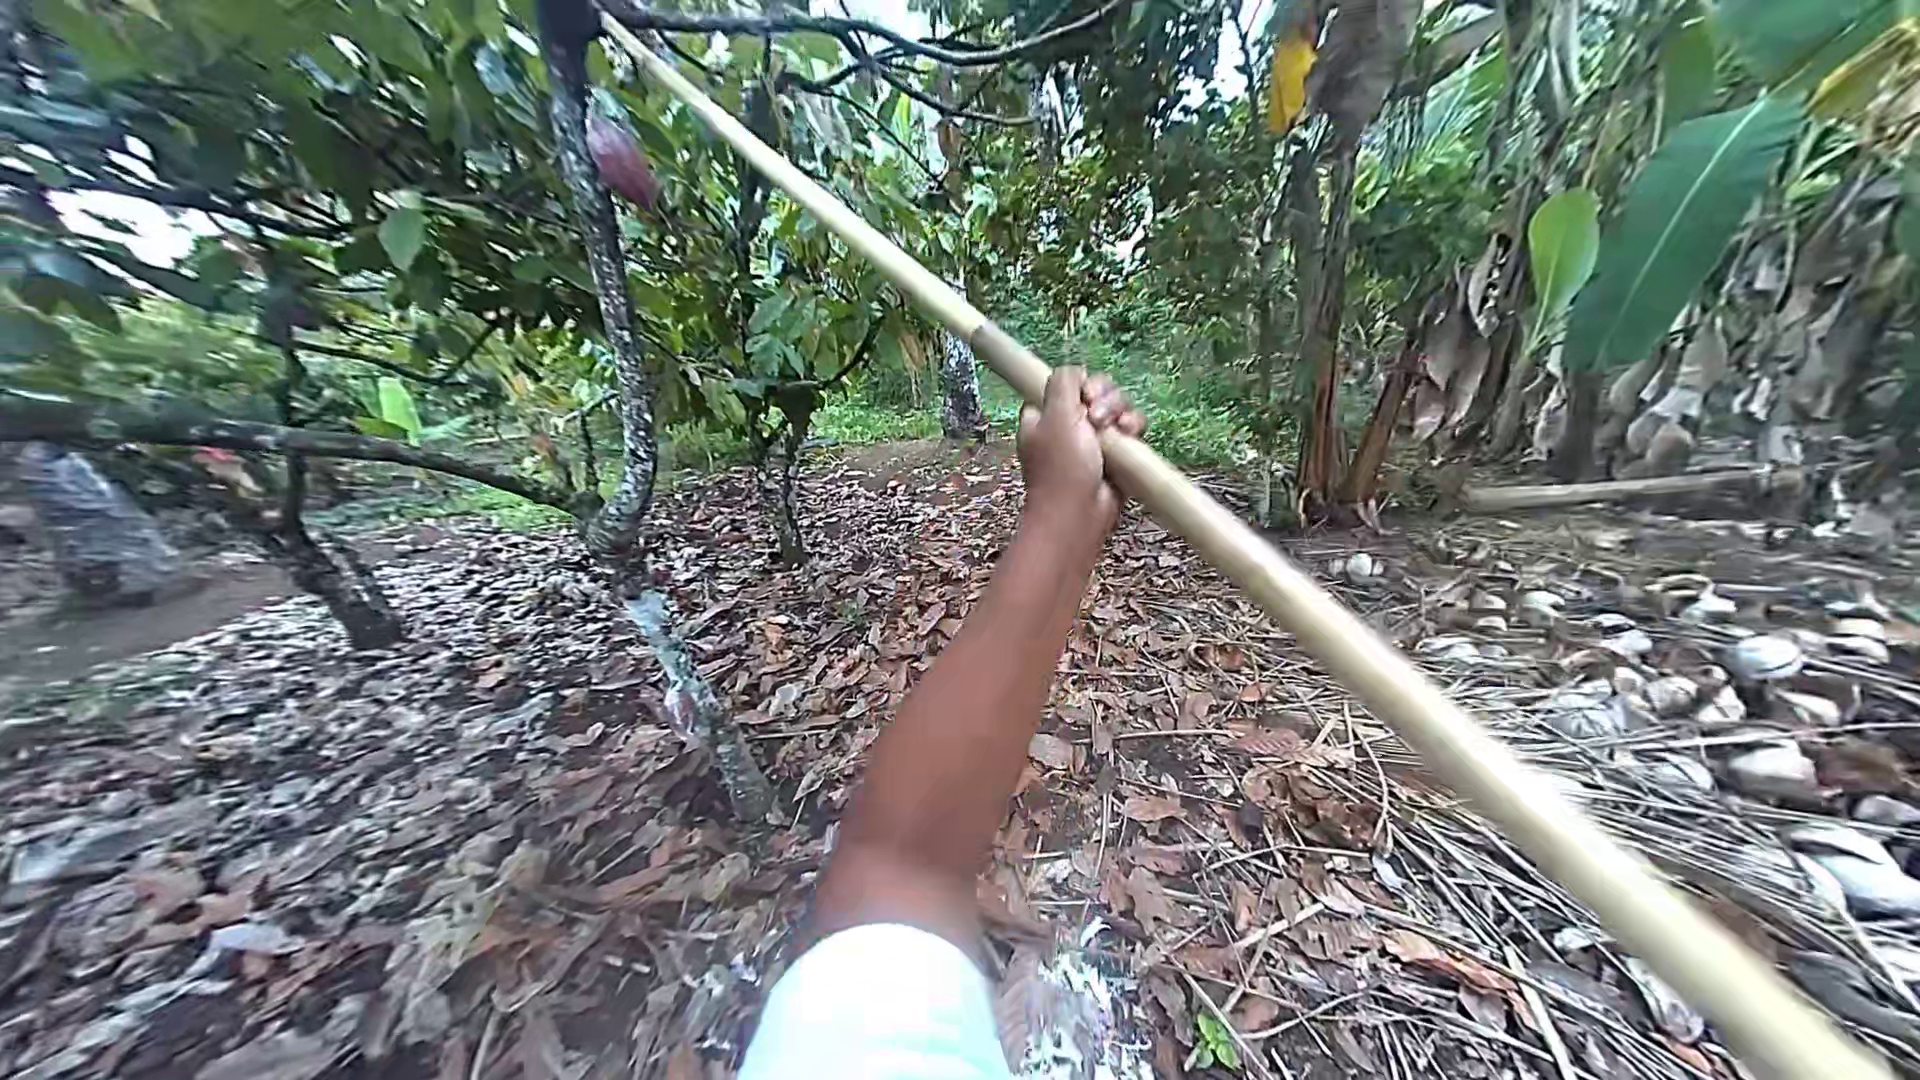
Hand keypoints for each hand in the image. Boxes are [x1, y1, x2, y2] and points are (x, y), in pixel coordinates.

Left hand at [1016, 367, 1145, 535]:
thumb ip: (1063, 383)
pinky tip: (1129, 435)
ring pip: (1116, 407)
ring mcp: (1091, 439)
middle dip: (1105, 398)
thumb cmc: (1062, 466)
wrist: (1079, 514)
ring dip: (1121, 411)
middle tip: (1098, 418)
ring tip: (1117, 429)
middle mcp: (1067, 424)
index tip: (1084, 396)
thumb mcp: (1055, 415)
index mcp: (1044, 414)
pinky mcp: (1114, 453)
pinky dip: (1132, 427)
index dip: (1080, 385)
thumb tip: (1077, 373)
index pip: (1067, 382)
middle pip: (1095, 391)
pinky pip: (1129, 427)